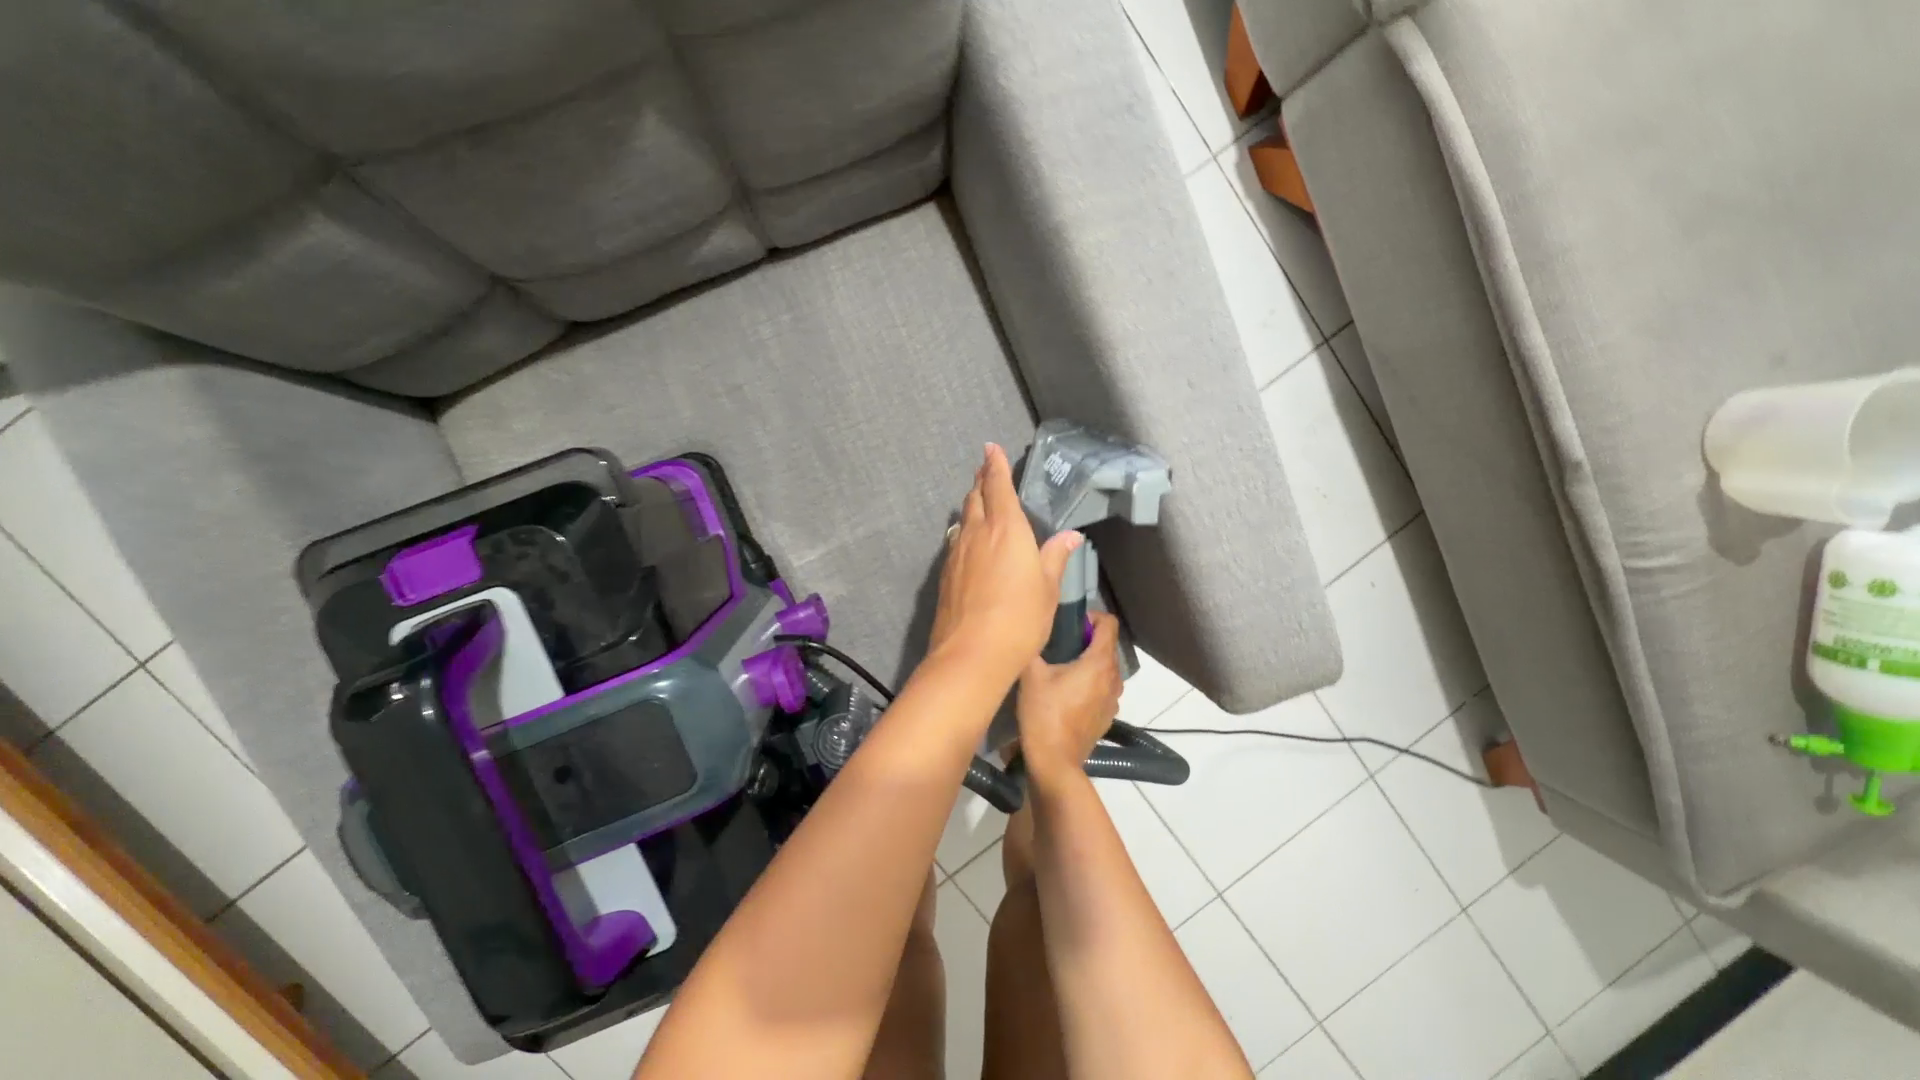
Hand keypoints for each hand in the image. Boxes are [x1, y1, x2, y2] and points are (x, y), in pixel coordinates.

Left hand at [928, 444, 1083, 685]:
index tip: (991, 448)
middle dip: (982, 481)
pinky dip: (964, 531)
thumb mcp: (1047, 588)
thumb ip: (1055, 557)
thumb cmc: (1020, 618)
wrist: (971, 654)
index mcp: (1006, 529)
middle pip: (975, 498)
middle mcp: (977, 533)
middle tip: (986, 470)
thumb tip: (1070, 537)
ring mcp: (956, 554)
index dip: (996, 465)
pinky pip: (956, 542)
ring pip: (963, 519)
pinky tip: (969, 541)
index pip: (999, 486)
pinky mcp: (945, 575)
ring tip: (978, 500)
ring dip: (971, 505)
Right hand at [1015, 612, 1123, 783]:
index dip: (1091, 617)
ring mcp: (1114, 699)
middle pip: (1107, 646)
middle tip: (1060, 645)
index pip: (1109, 624)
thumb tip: (1033, 631)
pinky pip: (1103, 688)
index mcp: (1100, 662)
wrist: (1054, 761)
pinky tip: (1068, 693)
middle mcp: (1114, 677)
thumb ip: (1035, 647)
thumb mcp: (1031, 675)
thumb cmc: (1044, 713)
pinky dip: (1091, 683)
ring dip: (1089, 663)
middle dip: (1087, 640)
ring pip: (1106, 668)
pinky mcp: (1108, 716)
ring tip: (1063, 669)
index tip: (1071, 624)